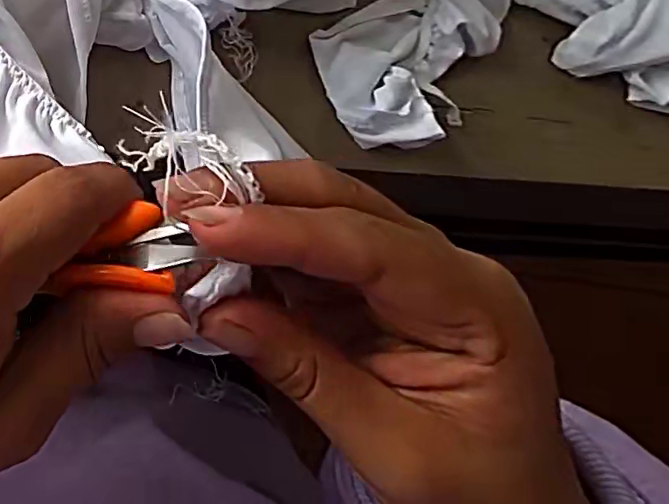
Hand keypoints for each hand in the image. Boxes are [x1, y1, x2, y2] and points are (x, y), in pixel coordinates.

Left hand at [0, 157, 191, 502]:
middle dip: (72, 214)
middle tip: (57, 277)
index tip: (121, 248)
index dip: (120, 209)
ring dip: (25, 210)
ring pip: (10, 170)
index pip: (85, 189)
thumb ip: (94, 341)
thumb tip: (164, 299)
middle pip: (51, 172)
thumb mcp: (12, 414)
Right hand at [171, 160, 587, 503]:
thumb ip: (307, 375)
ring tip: (189, 216)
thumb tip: (217, 312)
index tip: (211, 224)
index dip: (282, 227)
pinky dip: (259, 244)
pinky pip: (308, 244)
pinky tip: (219, 247)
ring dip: (251, 210)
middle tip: (187, 199)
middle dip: (259, 193)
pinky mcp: (371, 275)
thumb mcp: (398, 453)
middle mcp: (440, 259)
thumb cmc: (481, 491)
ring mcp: (405, 260)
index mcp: (474, 299)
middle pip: (341, 199)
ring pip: (319, 208)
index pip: (366, 243)